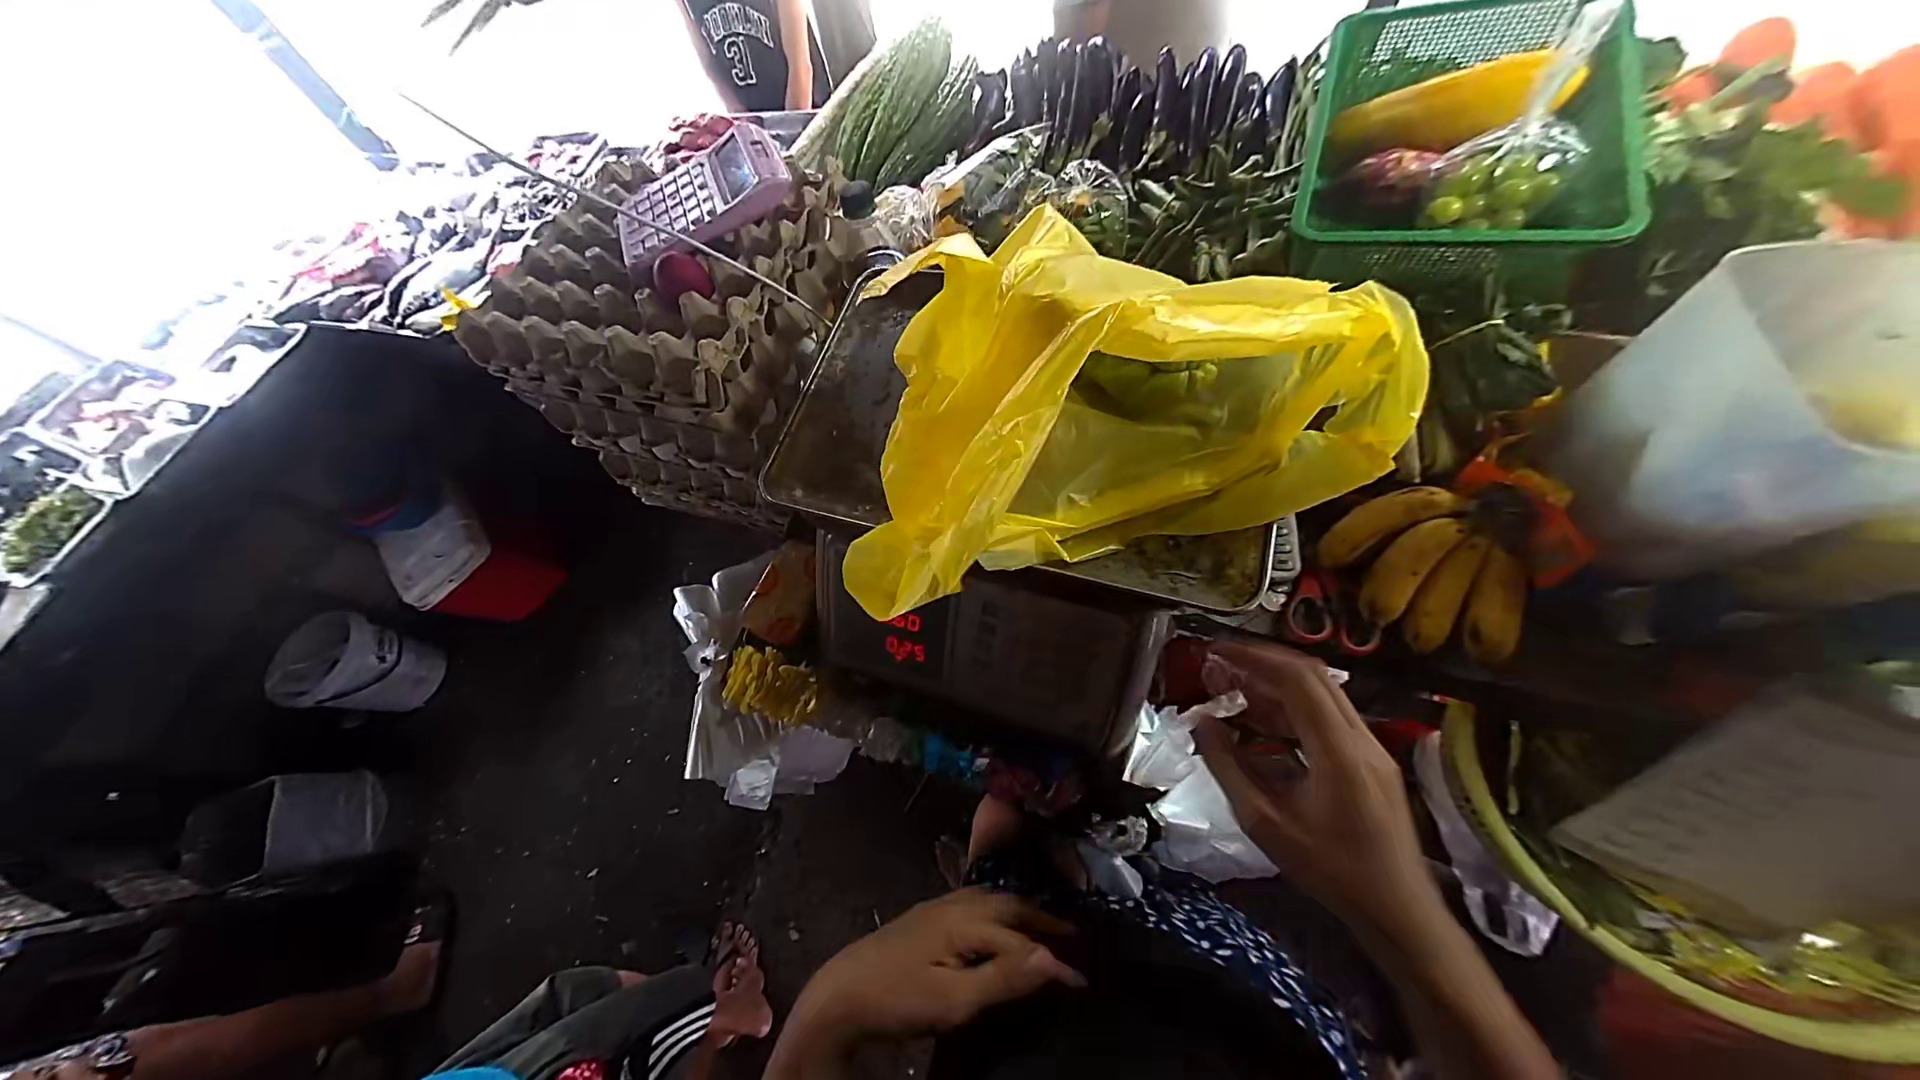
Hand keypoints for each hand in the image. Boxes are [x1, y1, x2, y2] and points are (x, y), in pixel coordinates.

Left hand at [768, 889, 1082, 1072]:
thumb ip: (1003, 979)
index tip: (1083, 976)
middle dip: (1041, 917)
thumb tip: (1051, 959)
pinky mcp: (925, 914)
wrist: (842, 992)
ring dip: (1019, 907)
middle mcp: (954, 904)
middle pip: (1007, 904)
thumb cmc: (899, 999)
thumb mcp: (954, 1001)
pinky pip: (973, 900)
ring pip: (990, 897)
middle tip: (1072, 934)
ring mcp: (937, 906)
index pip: (1021, 936)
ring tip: (1041, 922)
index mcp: (965, 921)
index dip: (1054, 955)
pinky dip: (996, 906)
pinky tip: (995, 918)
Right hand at [1195, 641, 1438, 941]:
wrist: (1400, 913)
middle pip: (1312, 677)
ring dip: (1275, 685)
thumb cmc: (1331, 871)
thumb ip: (1228, 766)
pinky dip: (1291, 708)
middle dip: (1262, 662)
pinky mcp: (1371, 760)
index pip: (1298, 680)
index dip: (1254, 657)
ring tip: (1232, 690)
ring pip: (1321, 694)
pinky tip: (1261, 721)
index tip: (1217, 652)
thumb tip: (1202, 722)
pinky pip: (1327, 717)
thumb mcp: (1265, 823)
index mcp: (1339, 751)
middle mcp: (1361, 738)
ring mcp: (1372, 748)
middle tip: (1220, 664)